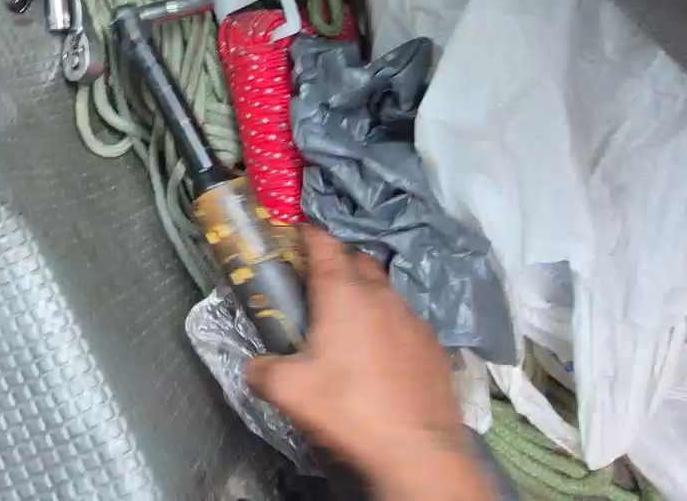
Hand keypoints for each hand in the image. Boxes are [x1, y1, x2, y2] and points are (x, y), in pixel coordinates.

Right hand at [248, 228, 491, 499]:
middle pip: (355, 256)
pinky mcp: (434, 344)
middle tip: (315, 280)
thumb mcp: (289, 391)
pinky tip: (382, 349)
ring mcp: (412, 316)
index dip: (307, 232)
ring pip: (384, 287)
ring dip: (365, 291)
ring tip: (348, 316)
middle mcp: (379, 292)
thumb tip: (252, 367)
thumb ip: (261, 370)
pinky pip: (405, 317)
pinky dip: (389, 321)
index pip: (323, 241)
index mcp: (341, 291)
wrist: (420, 454)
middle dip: (336, 260)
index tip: (294, 233)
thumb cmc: (350, 408)